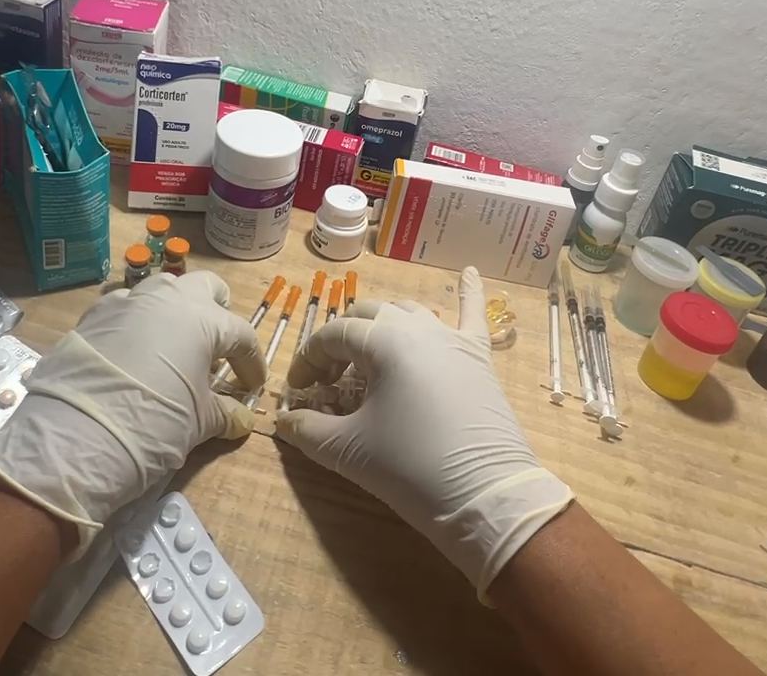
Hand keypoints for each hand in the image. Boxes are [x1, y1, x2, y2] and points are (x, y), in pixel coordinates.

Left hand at [0, 271, 265, 551]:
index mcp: (203, 319)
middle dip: (217, 312)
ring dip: (174, 310)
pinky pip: (124, 307)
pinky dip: (135, 323)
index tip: (251, 388)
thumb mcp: (198, 423)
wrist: (77, 437)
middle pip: (205, 288)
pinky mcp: (93, 316)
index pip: (241, 335)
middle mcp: (168, 299)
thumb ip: (224, 414)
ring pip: (162, 288)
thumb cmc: (154, 424)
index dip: (251, 363)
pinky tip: (131, 353)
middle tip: (216, 350)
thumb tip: (242, 419)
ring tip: (173, 346)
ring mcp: (128, 302)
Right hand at [275, 266, 572, 597]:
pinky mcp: (479, 356)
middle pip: (367, 315)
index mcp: (383, 340)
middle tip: (330, 380)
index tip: (298, 392)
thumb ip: (307, 429)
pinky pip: (473, 314)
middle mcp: (417, 326)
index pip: (333, 336)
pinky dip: (469, 291)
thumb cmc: (410, 467)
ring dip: (382, 325)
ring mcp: (451, 337)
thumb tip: (284, 420)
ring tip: (368, 354)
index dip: (308, 361)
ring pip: (407, 312)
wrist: (483, 495)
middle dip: (342, 342)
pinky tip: (469, 270)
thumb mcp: (347, 451)